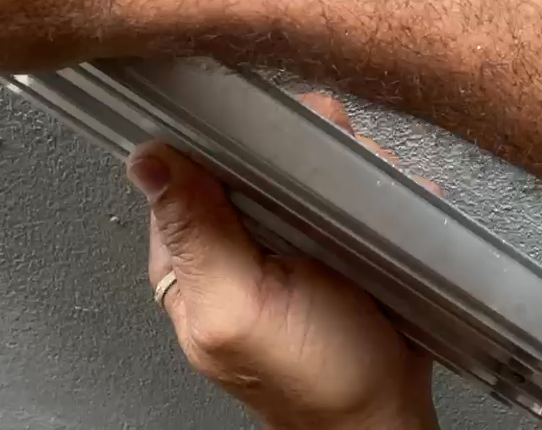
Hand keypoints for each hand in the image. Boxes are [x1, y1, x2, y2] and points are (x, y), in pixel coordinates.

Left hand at [133, 92, 437, 429]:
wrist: (383, 407)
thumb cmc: (313, 372)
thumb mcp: (241, 309)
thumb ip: (199, 238)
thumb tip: (151, 162)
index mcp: (198, 253)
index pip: (197, 163)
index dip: (239, 137)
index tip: (285, 138)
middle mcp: (244, 235)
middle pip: (269, 152)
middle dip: (316, 153)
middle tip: (341, 188)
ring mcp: (298, 232)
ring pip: (321, 161)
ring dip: (356, 169)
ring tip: (372, 207)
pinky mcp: (344, 232)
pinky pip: (358, 184)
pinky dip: (379, 185)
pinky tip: (389, 208)